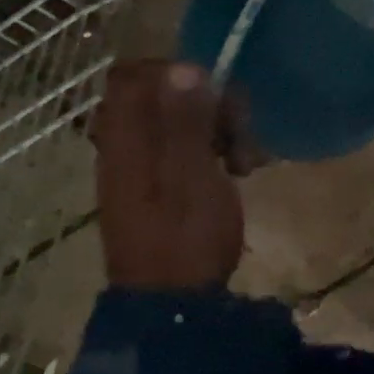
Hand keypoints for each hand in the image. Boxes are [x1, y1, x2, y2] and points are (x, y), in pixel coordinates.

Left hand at [88, 60, 264, 290]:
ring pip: (182, 119)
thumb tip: (183, 68)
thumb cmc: (185, 238)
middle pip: (165, 93)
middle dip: (210, 101)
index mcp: (126, 138)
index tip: (214, 90)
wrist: (172, 305)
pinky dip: (216, 148)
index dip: (174, 69)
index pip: (133, 75)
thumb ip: (186, 122)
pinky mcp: (161, 184)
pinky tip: (240, 169)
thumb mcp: (192, 175)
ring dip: (220, 127)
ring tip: (247, 158)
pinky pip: (188, 145)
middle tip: (241, 130)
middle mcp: (127, 145)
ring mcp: (142, 165)